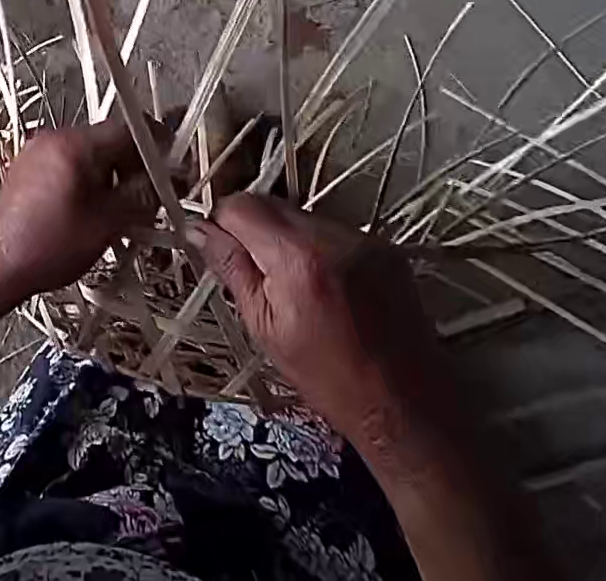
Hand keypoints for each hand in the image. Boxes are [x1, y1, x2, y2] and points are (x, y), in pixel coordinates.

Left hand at [0, 122, 154, 303]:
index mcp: (75, 143)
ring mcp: (38, 151)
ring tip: (126, 208)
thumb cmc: (46, 246)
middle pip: (111, 138)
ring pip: (92, 152)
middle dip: (137, 162)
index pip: (130, 127)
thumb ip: (141, 196)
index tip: (175, 163)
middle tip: (154, 192)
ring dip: (114, 173)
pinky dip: (91, 179)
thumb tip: (168, 179)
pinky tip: (97, 209)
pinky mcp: (29, 168)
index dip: (158, 143)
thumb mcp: (106, 224)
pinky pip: (71, 163)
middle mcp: (55, 137)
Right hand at [195, 194, 443, 441]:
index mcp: (296, 259)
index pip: (240, 206)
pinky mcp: (381, 243)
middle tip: (256, 272)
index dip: (222, 223)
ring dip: (285, 237)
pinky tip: (324, 284)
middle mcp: (332, 235)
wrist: (408, 402)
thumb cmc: (330, 377)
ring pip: (300, 214)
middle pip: (270, 202)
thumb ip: (231, 268)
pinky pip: (330, 227)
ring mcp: (361, 236)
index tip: (222, 248)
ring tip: (294, 284)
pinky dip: (316, 246)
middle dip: (252, 228)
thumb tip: (197, 230)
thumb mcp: (265, 328)